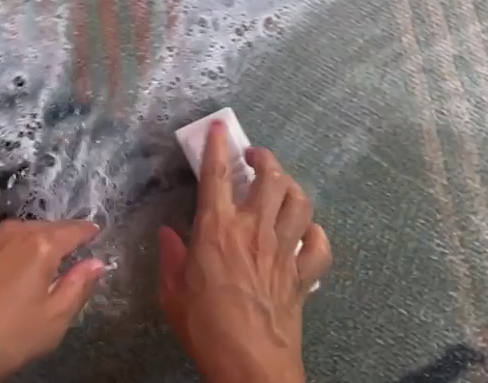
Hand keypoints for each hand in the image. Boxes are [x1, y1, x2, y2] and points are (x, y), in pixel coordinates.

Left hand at [0, 219, 106, 382]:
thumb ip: (78, 287)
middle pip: (44, 229)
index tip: (95, 233)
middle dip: (56, 241)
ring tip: (30, 270)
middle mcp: (13, 229)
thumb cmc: (6, 336)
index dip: (87, 232)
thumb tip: (96, 263)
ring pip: (16, 233)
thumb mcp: (53, 320)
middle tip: (64, 261)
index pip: (73, 230)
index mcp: (41, 244)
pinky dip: (2, 250)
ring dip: (27, 245)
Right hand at [158, 121, 332, 382]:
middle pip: (270, 177)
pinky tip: (305, 231)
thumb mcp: (173, 291)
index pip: (216, 174)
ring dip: (290, 185)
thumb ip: (170, 257)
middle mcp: (253, 230)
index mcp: (217, 228)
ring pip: (299, 202)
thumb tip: (168, 235)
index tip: (219, 127)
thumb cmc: (206, 326)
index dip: (217, 145)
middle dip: (264, 157)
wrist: (251, 367)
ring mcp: (283, 251)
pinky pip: (319, 245)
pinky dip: (315, 233)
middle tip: (254, 156)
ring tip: (279, 184)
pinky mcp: (302, 276)